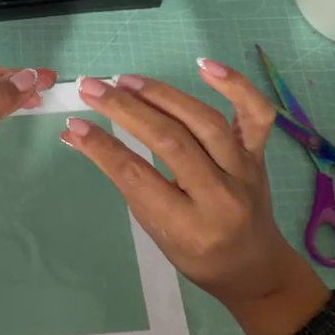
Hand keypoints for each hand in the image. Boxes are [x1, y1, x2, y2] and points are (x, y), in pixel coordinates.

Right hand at [61, 62, 329, 334]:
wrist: (256, 268)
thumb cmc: (195, 252)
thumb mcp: (152, 226)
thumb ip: (121, 176)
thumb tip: (77, 134)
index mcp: (189, 225)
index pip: (137, 176)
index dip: (102, 147)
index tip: (74, 124)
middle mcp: (221, 196)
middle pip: (170, 141)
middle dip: (125, 110)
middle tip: (92, 87)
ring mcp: (244, 171)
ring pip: (204, 121)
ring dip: (161, 95)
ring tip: (126, 81)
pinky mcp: (260, 154)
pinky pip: (256, 114)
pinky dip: (236, 85)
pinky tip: (204, 66)